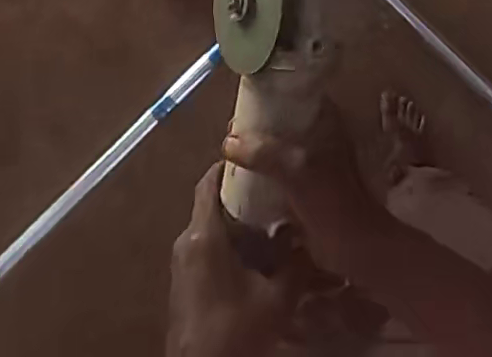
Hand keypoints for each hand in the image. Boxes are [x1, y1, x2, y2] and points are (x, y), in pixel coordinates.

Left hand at [168, 162, 300, 356]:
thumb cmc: (233, 331)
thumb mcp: (273, 301)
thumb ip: (295, 269)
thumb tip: (311, 244)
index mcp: (203, 234)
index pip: (208, 183)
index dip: (227, 167)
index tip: (250, 160)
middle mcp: (186, 240)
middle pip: (209, 205)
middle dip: (238, 198)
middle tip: (269, 195)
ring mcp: (180, 262)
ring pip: (207, 229)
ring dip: (233, 225)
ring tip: (267, 227)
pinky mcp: (182, 282)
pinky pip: (203, 249)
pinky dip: (225, 245)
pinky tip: (251, 259)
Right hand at [222, 101, 389, 275]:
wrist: (355, 249)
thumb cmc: (332, 203)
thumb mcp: (296, 170)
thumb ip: (263, 153)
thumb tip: (228, 142)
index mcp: (326, 122)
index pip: (298, 92)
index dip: (273, 91)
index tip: (246, 95)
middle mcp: (321, 136)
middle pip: (285, 118)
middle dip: (259, 121)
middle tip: (232, 127)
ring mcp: (314, 161)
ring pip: (280, 144)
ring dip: (259, 146)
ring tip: (233, 149)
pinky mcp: (307, 186)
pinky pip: (278, 169)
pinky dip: (262, 169)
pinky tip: (243, 174)